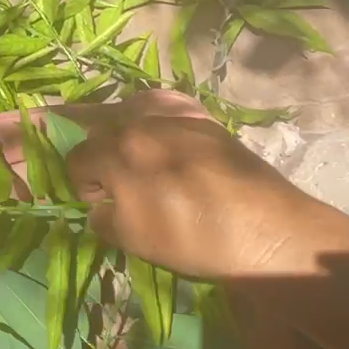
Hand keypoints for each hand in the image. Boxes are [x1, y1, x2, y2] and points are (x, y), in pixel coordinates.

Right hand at [67, 91, 348, 280]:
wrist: (272, 233)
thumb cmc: (195, 237)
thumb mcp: (134, 238)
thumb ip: (103, 218)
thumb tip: (100, 207)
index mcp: (116, 149)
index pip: (75, 158)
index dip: (80, 184)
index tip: (97, 204)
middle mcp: (139, 122)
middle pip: (98, 129)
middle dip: (95, 152)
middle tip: (108, 181)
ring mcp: (174, 117)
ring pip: (129, 114)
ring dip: (120, 133)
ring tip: (131, 159)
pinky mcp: (204, 121)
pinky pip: (163, 110)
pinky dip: (152, 122)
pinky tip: (161, 140)